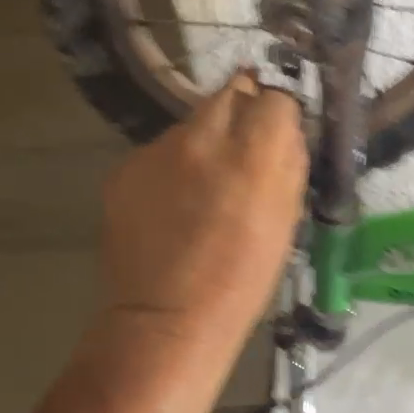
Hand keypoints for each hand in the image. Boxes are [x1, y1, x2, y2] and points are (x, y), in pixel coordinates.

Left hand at [96, 71, 308, 340]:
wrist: (167, 319)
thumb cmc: (244, 275)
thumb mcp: (287, 215)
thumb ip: (288, 159)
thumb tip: (285, 127)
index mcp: (254, 150)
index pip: (274, 95)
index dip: (277, 113)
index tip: (275, 134)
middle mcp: (204, 136)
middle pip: (230, 92)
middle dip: (241, 113)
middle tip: (242, 149)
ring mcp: (158, 149)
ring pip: (191, 123)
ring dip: (204, 142)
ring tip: (201, 188)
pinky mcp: (125, 167)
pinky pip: (158, 151)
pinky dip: (170, 167)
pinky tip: (170, 205)